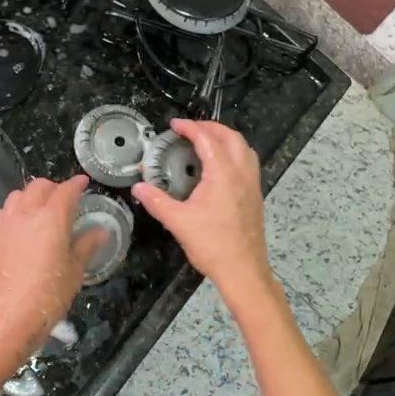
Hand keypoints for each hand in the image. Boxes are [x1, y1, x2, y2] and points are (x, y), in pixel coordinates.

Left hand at [0, 176, 101, 354]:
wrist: (10, 317)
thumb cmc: (49, 294)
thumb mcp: (75, 270)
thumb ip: (86, 245)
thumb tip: (101, 231)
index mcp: (52, 218)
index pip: (66, 190)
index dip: (77, 184)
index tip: (84, 183)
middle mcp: (27, 213)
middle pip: (39, 186)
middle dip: (54, 187)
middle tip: (65, 199)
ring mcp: (6, 223)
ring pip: (18, 195)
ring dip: (32, 196)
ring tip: (41, 209)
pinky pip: (3, 211)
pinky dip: (13, 210)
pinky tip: (19, 223)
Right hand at [131, 120, 271, 298]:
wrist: (243, 270)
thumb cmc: (212, 244)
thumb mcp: (179, 222)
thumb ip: (157, 201)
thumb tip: (138, 187)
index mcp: (223, 173)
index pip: (207, 139)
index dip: (190, 128)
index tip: (175, 124)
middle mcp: (242, 173)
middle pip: (232, 137)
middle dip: (212, 127)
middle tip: (191, 129)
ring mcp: (252, 184)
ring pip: (245, 149)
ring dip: (227, 139)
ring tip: (207, 142)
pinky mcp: (256, 196)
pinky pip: (249, 163)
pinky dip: (235, 154)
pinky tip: (221, 167)